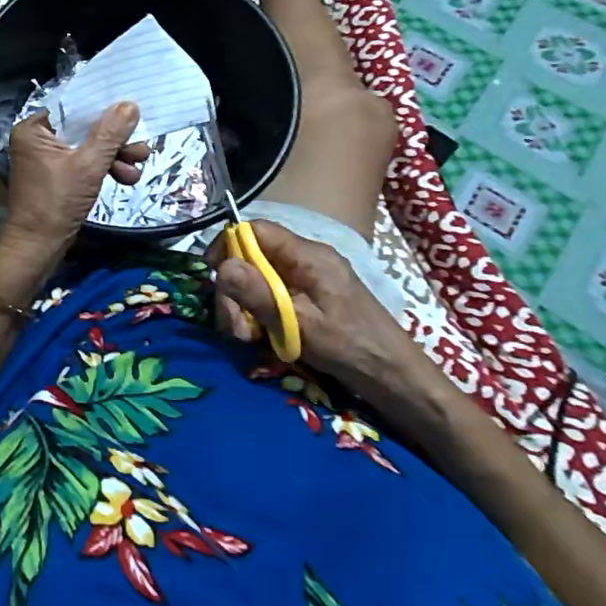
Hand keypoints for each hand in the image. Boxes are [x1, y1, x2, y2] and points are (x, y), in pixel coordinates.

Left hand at [0, 102, 148, 262]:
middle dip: (116, 140)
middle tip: (141, 149)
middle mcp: (38, 139)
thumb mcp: (88, 165)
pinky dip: (104, 169)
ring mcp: (48, 159)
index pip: (74, 106)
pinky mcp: (58, 176)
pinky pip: (86, 163)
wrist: (37, 248)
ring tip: (137, 168)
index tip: (133, 111)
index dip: (105, 108)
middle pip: (85, 128)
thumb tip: (130, 104)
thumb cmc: (56, 202)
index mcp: (35, 128)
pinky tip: (126, 178)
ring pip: (89, 147)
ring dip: (115, 156)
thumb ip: (110, 134)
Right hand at [209, 219, 419, 394]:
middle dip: (236, 289)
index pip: (256, 230)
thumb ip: (259, 293)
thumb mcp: (298, 322)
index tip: (212, 277)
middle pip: (255, 257)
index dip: (228, 246)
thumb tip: (221, 265)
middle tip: (234, 329)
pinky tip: (264, 338)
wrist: (393, 375)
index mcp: (307, 254)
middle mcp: (308, 258)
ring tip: (249, 338)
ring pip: (263, 278)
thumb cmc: (349, 346)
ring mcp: (312, 278)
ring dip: (248, 306)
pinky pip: (277, 294)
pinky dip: (264, 314)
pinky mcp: (314, 297)